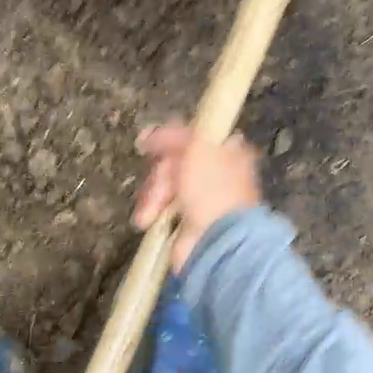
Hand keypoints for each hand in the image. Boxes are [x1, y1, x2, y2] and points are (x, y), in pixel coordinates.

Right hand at [133, 123, 263, 272]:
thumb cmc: (212, 190)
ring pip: (164, 188)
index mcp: (226, 153)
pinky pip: (160, 210)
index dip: (170, 141)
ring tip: (149, 213)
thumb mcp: (196, 149)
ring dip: (152, 198)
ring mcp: (199, 201)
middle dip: (160, 176)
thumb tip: (149, 132)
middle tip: (160, 186)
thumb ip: (174, 136)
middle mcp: (214, 175)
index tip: (148, 144)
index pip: (192, 139)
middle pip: (174, 165)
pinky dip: (151, 214)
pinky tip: (146, 220)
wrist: (215, 240)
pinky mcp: (184, 223)